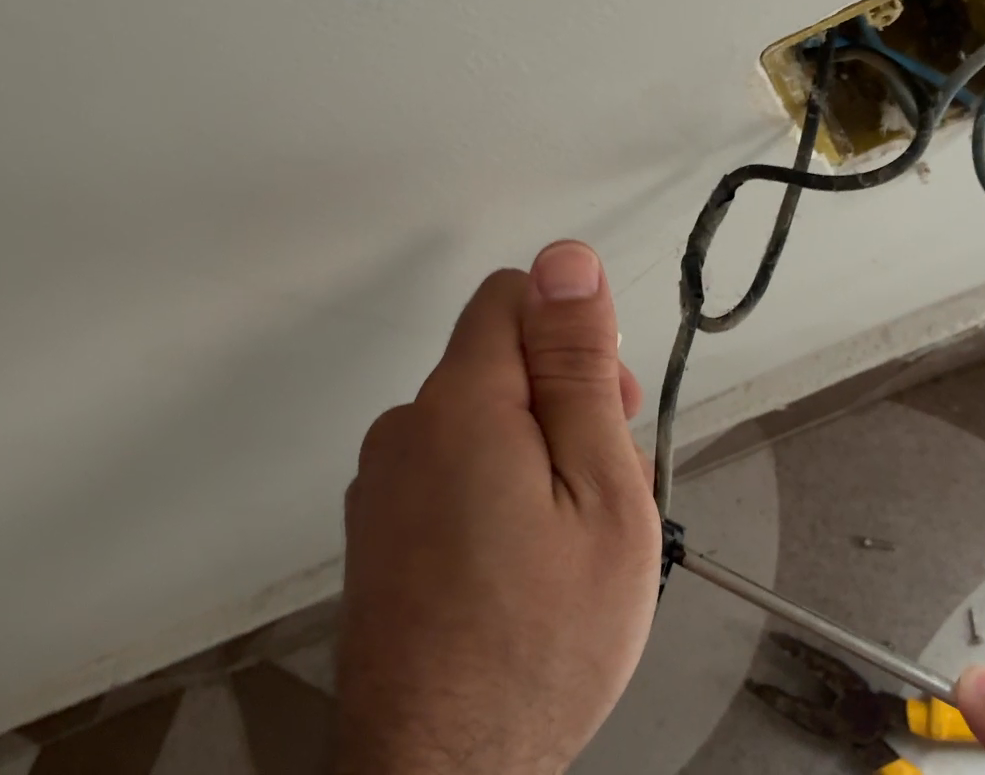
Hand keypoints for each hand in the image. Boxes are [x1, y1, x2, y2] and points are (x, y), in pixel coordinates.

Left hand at [335, 241, 659, 774]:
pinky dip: (495, 484)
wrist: (443, 771)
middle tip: (603, 482)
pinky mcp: (380, 523)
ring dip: (533, 446)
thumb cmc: (539, 644)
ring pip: (479, 414)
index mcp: (461, 405)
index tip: (605, 400)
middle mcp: (405, 429)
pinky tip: (521, 557)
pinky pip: (450, 463)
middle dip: (561, 394)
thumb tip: (567, 261)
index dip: (573, 333)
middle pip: (498, 358)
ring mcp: (384, 479)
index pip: (514, 294)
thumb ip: (579, 368)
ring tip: (566, 532)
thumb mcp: (601, 491)